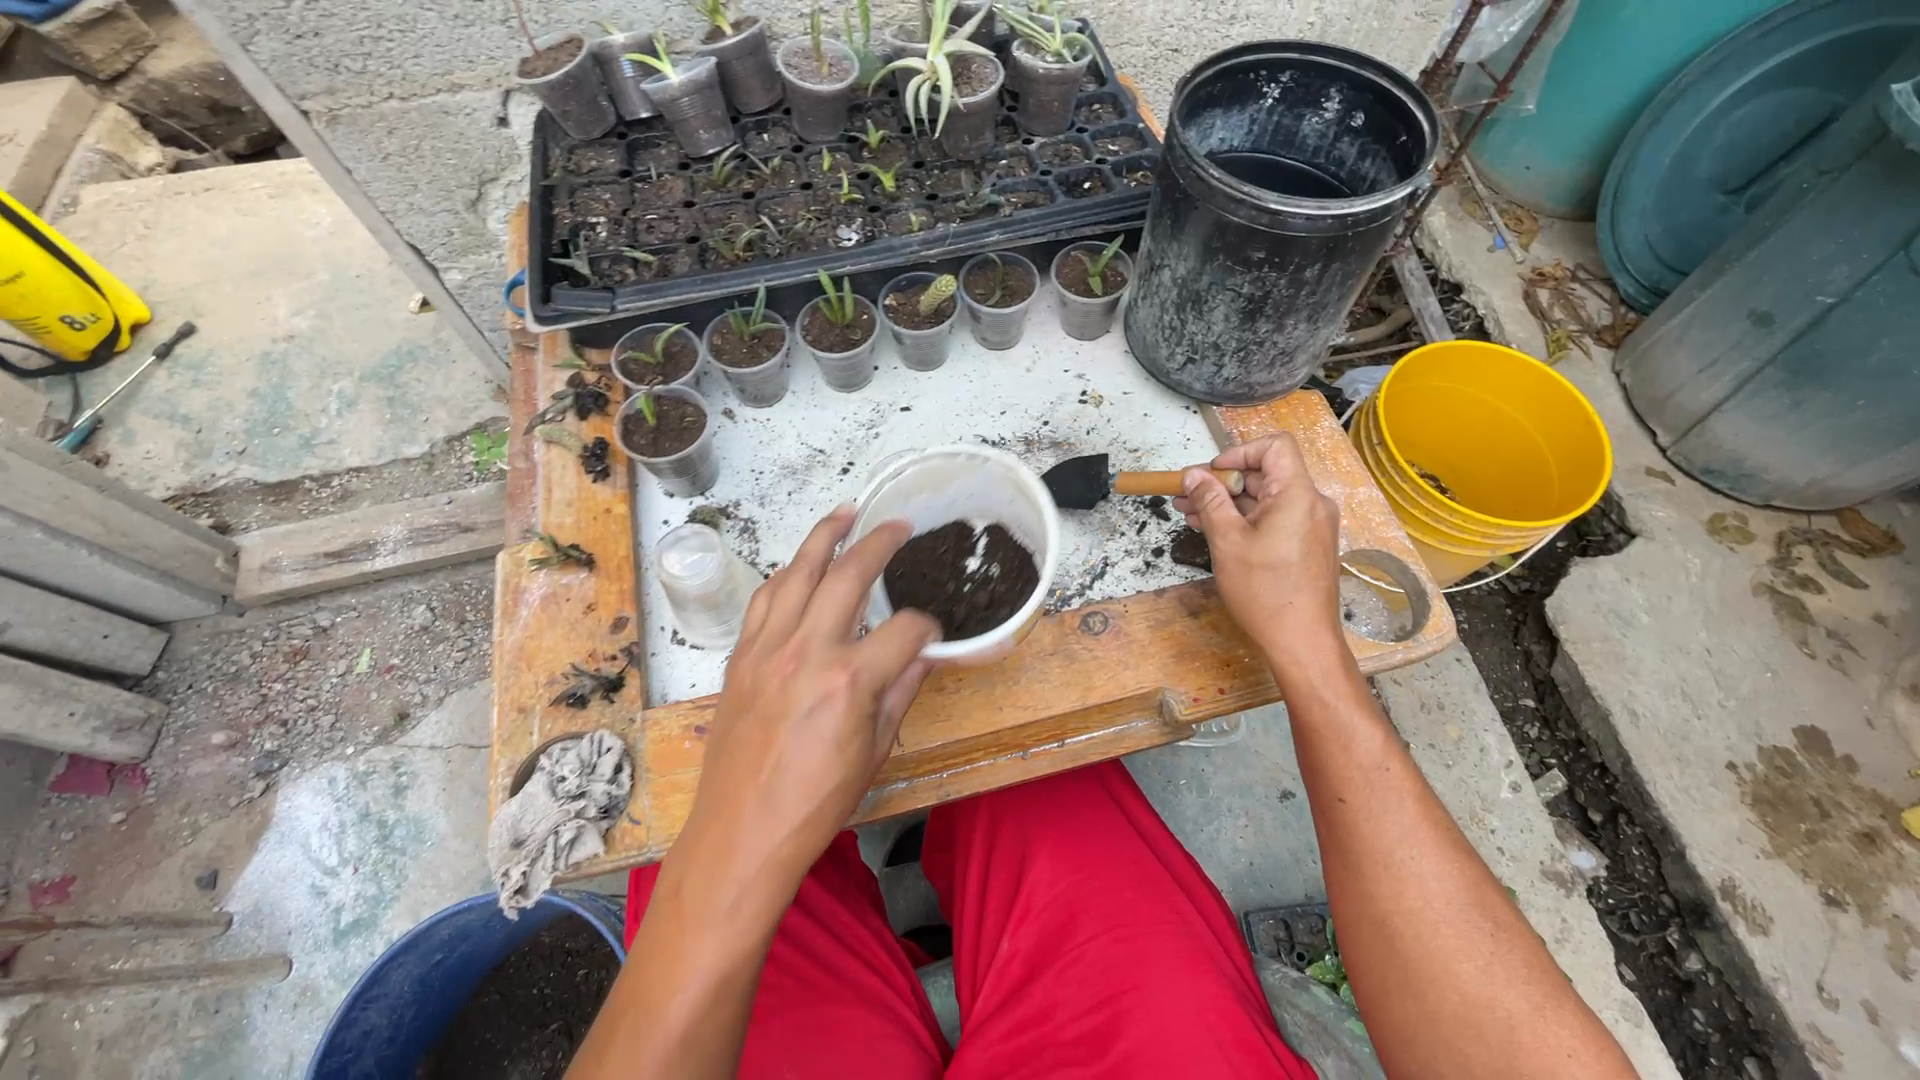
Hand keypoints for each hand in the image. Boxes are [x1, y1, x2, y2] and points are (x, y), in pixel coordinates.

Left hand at [681, 506, 939, 888]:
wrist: (742, 832)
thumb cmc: (815, 803)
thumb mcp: (876, 750)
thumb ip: (901, 691)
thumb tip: (922, 657)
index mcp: (850, 680)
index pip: (906, 629)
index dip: (928, 626)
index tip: (933, 632)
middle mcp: (806, 651)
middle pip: (848, 575)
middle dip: (879, 543)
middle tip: (898, 525)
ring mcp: (766, 649)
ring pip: (797, 572)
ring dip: (823, 537)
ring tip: (845, 513)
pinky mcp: (740, 657)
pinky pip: (763, 599)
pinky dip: (785, 575)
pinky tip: (798, 566)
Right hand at [1174, 435, 1343, 676]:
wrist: (1301, 641)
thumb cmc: (1265, 592)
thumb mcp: (1227, 541)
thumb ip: (1210, 502)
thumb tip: (1193, 476)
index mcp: (1298, 495)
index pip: (1274, 447)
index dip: (1239, 452)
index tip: (1210, 473)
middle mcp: (1311, 504)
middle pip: (1265, 474)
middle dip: (1222, 482)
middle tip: (1185, 495)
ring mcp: (1310, 526)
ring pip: (1265, 499)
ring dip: (1228, 502)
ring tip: (1189, 514)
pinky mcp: (1306, 545)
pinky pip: (1273, 519)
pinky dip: (1244, 520)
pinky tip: (1215, 531)